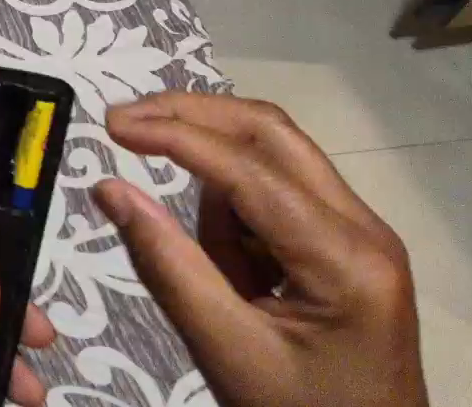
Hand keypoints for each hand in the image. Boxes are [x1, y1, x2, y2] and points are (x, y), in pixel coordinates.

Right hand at [93, 93, 427, 406]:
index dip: (175, 137)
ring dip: (218, 186)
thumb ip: (167, 265)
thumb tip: (108, 188)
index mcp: (345, 259)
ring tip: (219, 274)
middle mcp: (363, 227)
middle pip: (268, 133)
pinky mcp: (345, 242)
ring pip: (270, 157)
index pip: (248, 169)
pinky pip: (274, 194)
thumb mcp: (227, 353)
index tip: (112, 126)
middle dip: (193, 118)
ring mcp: (359, 231)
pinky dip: (236, 213)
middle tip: (126, 123)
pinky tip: (238, 277)